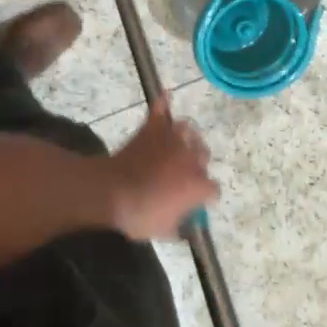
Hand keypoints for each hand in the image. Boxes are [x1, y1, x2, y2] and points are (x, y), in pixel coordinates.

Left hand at [108, 98, 218, 239]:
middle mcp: (191, 159)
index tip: (197, 200)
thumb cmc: (140, 215)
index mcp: (198, 186)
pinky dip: (163, 103)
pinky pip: (160, 109)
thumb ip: (179, 227)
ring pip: (188, 130)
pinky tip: (165, 96)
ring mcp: (171, 140)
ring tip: (179, 141)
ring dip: (186, 136)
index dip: (206, 196)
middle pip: (203, 156)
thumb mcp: (165, 231)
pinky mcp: (152, 128)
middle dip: (198, 163)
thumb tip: (183, 228)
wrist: (113, 191)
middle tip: (185, 171)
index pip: (213, 189)